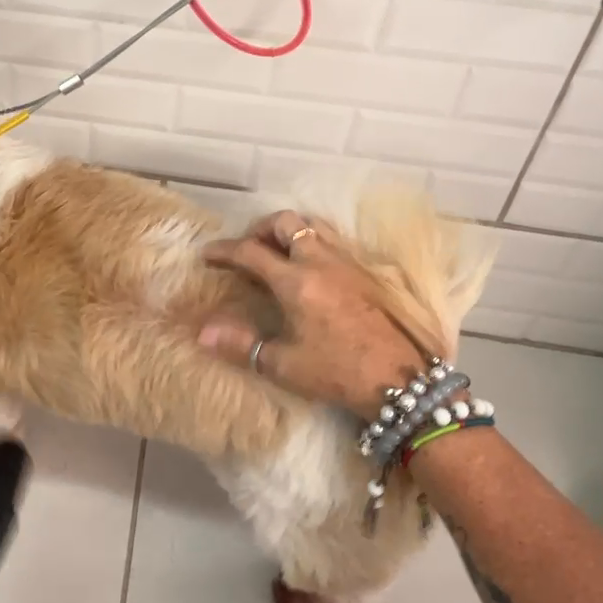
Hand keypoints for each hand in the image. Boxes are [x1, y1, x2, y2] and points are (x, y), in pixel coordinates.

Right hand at [198, 209, 432, 414]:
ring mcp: (345, 263)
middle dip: (259, 229)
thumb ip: (241, 344)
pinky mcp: (364, 272)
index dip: (224, 250)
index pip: (251, 252)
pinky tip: (309, 268)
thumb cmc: (337, 372)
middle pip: (285, 222)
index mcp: (295, 281)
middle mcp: (319, 261)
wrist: (400, 379)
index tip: (207, 255)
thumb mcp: (284, 365)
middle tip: (248, 250)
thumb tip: (202, 333)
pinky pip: (332, 241)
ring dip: (289, 232)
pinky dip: (312, 243)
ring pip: (312, 226)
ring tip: (277, 254)